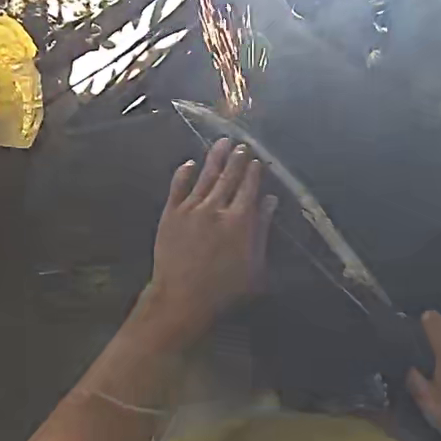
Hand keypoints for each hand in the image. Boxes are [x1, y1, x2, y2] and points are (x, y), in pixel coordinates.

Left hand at [139, 138, 277, 340]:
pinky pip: (177, 187)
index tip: (257, 160)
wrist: (182, 298)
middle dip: (237, 159)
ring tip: (222, 142)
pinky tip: (189, 163)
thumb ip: (262, 230)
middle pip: (229, 177)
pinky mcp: (170, 214)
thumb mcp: (255, 265)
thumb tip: (270, 201)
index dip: (254, 172)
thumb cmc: (225, 288)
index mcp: (240, 220)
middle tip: (241, 146)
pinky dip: (183, 174)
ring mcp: (191, 209)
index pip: (249, 187)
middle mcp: (216, 208)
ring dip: (215, 158)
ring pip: (205, 176)